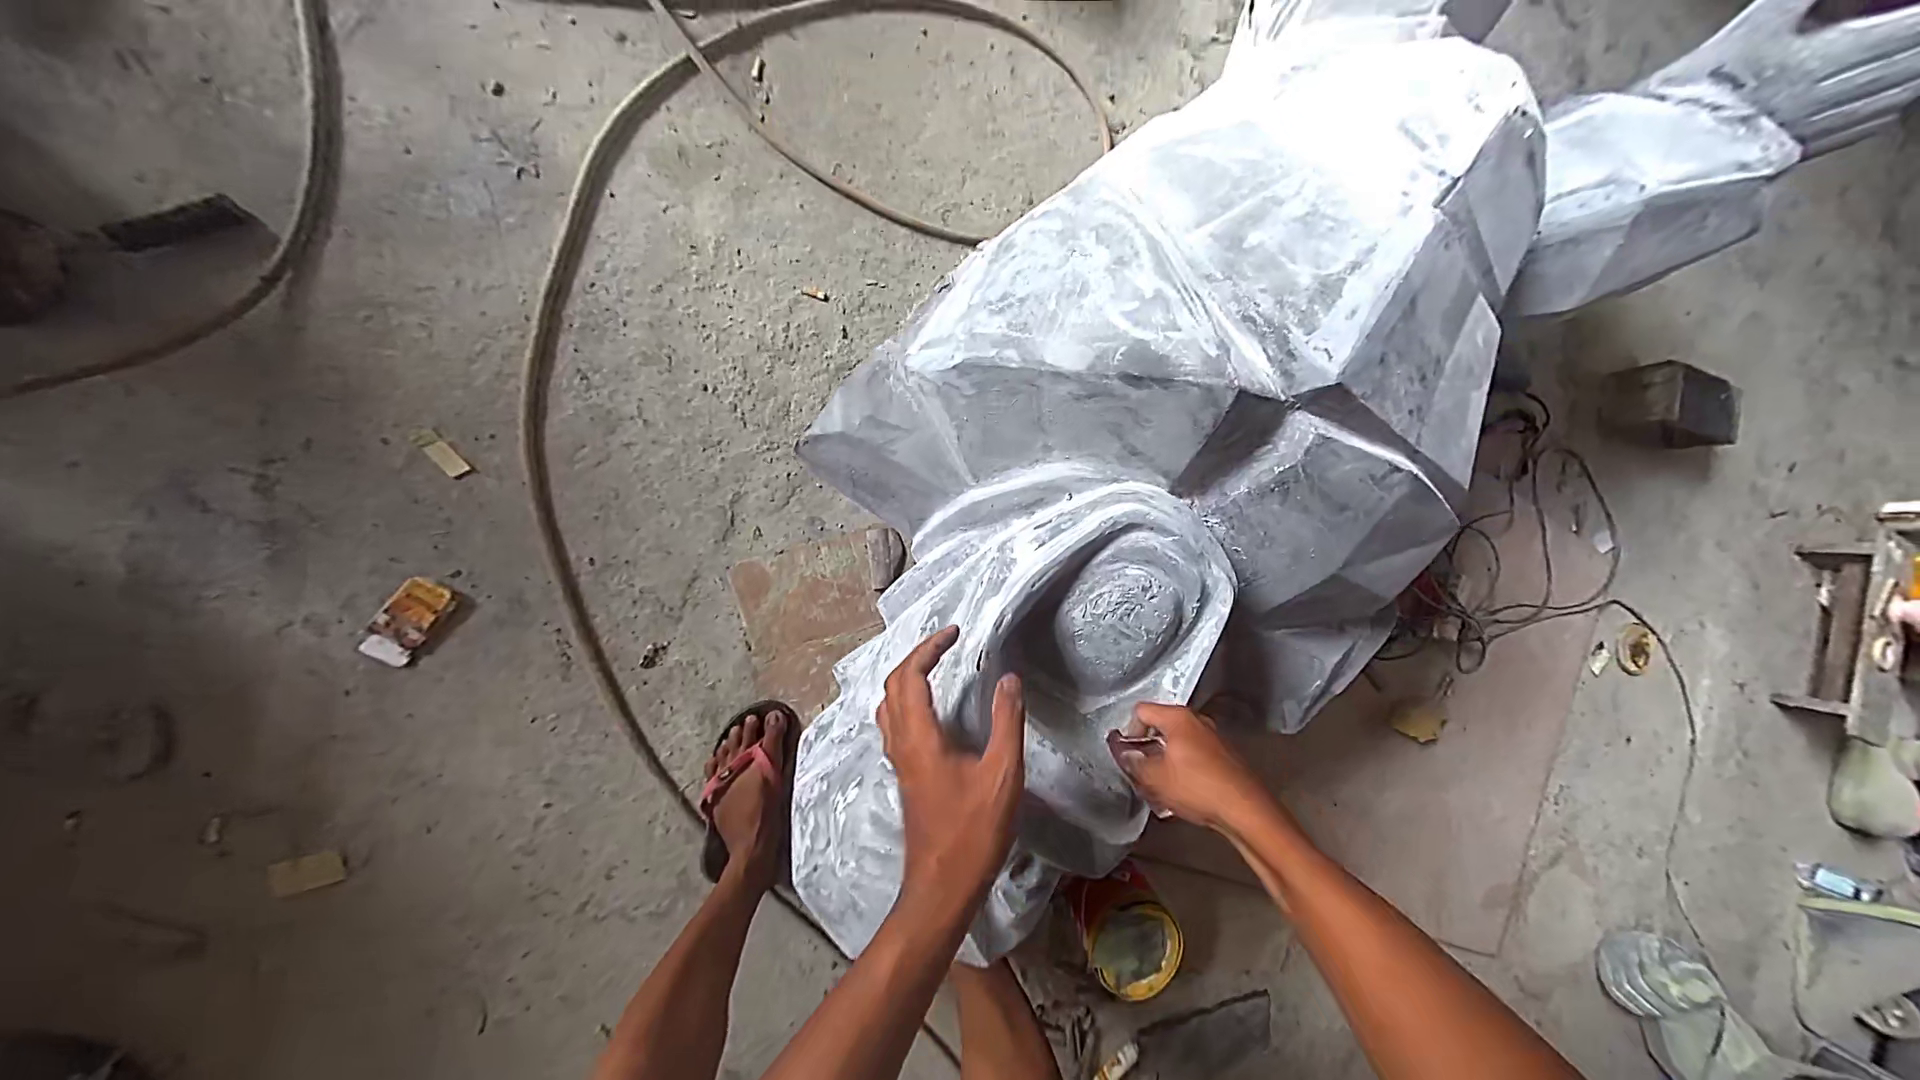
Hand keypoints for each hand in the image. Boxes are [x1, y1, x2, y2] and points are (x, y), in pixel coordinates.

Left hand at [877, 626, 1025, 911]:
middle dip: (916, 656)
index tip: (954, 633)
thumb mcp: (1002, 775)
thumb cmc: (972, 832)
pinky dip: (907, 699)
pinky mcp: (904, 773)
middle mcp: (901, 742)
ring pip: (888, 703)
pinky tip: (930, 708)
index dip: (929, 647)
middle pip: (892, 684)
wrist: (941, 885)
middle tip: (945, 643)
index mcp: (919, 737)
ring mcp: (899, 759)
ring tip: (934, 665)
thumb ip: (1006, 722)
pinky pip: (894, 721)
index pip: (911, 675)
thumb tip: (1008, 679)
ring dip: (907, 676)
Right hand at [1107, 703, 1273, 831]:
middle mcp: (1198, 721)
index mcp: (1178, 717)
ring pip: (1178, 744)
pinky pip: (1195, 756)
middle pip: (1160, 728)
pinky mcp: (1226, 757)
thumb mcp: (1154, 777)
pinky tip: (1184, 793)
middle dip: (1148, 750)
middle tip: (1142, 774)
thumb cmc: (1198, 787)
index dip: (1129, 732)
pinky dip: (1184, 770)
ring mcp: (1214, 738)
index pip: (1141, 711)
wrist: (1246, 811)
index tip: (1129, 754)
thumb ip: (1132, 762)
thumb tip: (1124, 753)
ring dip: (1165, 763)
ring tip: (1162, 788)